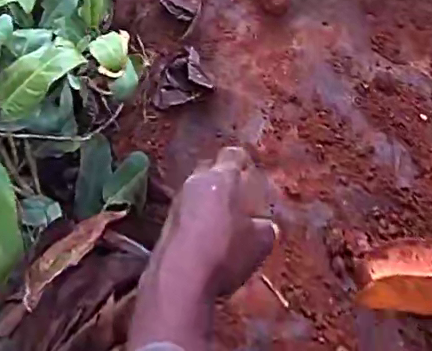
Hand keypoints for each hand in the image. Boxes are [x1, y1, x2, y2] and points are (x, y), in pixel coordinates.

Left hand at [128, 148, 277, 350]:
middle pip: (211, 169)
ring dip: (206, 200)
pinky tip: (203, 239)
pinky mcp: (166, 221)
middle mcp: (197, 180)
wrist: (179, 277)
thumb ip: (265, 229)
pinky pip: (185, 211)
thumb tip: (266, 225)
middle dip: (222, 179)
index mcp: (222, 176)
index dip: (242, 161)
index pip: (233, 155)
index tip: (250, 171)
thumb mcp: (258, 243)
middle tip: (236, 196)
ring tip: (220, 221)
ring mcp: (178, 200)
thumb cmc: (225, 251)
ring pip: (196, 190)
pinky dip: (195, 219)